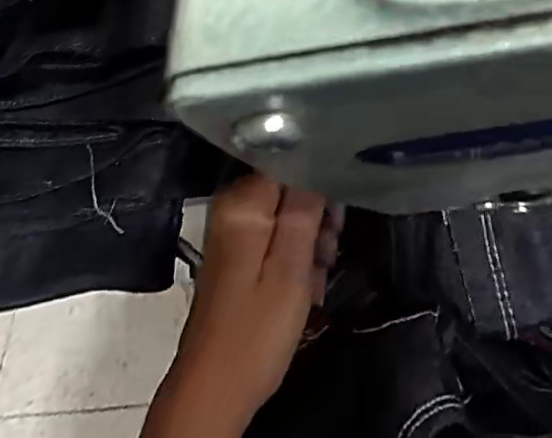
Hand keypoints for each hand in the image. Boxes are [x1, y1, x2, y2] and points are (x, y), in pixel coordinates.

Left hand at [143, 175, 340, 437]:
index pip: (291, 160)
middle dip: (318, 215)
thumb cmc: (255, 330)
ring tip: (317, 275)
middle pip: (292, 187)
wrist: (215, 393)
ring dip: (312, 240)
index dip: (320, 179)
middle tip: (328, 249)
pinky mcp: (240, 255)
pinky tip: (305, 284)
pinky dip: (297, 256)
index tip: (336, 212)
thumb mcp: (291, 266)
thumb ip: (305, 208)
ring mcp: (235, 232)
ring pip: (290, 214)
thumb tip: (318, 158)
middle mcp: (233, 208)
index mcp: (242, 203)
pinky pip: (279, 237)